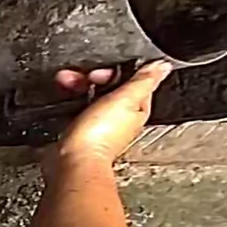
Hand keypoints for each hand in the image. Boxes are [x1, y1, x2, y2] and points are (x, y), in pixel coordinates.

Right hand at [56, 61, 172, 164]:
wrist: (74, 161)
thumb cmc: (100, 136)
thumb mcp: (126, 99)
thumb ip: (144, 80)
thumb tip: (163, 66)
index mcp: (136, 108)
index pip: (131, 80)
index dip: (115, 72)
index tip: (100, 73)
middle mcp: (119, 117)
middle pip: (109, 87)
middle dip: (92, 79)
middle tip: (81, 79)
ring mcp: (99, 124)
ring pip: (91, 96)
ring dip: (78, 86)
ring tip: (64, 83)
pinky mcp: (80, 131)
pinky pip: (78, 108)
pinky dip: (70, 100)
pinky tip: (64, 98)